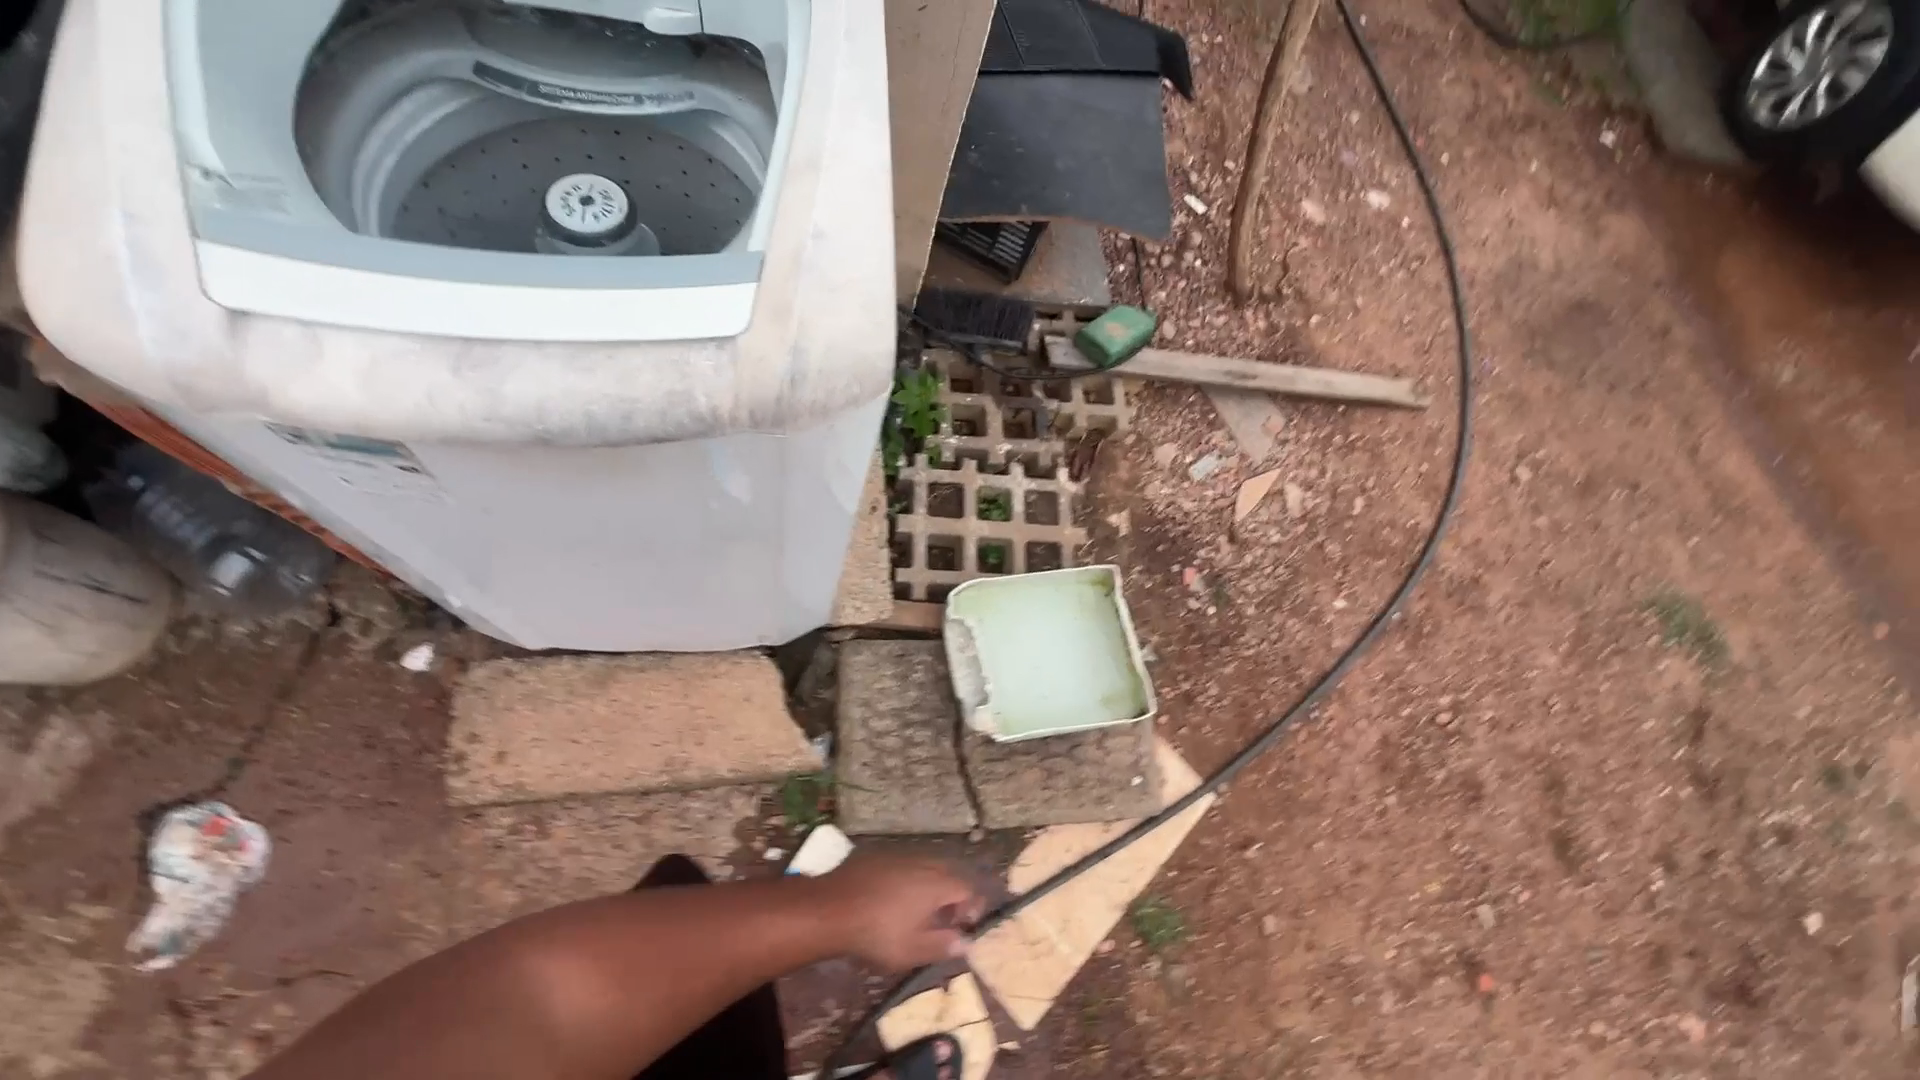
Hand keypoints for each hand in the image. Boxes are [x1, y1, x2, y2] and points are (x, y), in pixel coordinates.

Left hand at [814, 856, 985, 970]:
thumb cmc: (878, 933)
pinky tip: (891, 900)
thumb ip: (944, 946)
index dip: (971, 908)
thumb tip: (966, 943)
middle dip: (951, 897)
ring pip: (925, 867)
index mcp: (936, 884)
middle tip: (943, 921)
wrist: (831, 908)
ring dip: (929, 887)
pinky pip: (903, 865)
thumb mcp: (913, 950)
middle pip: (948, 874)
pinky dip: (907, 881)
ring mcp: (898, 856)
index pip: (967, 889)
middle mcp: (922, 863)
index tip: (962, 927)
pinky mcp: (877, 856)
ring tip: (917, 913)